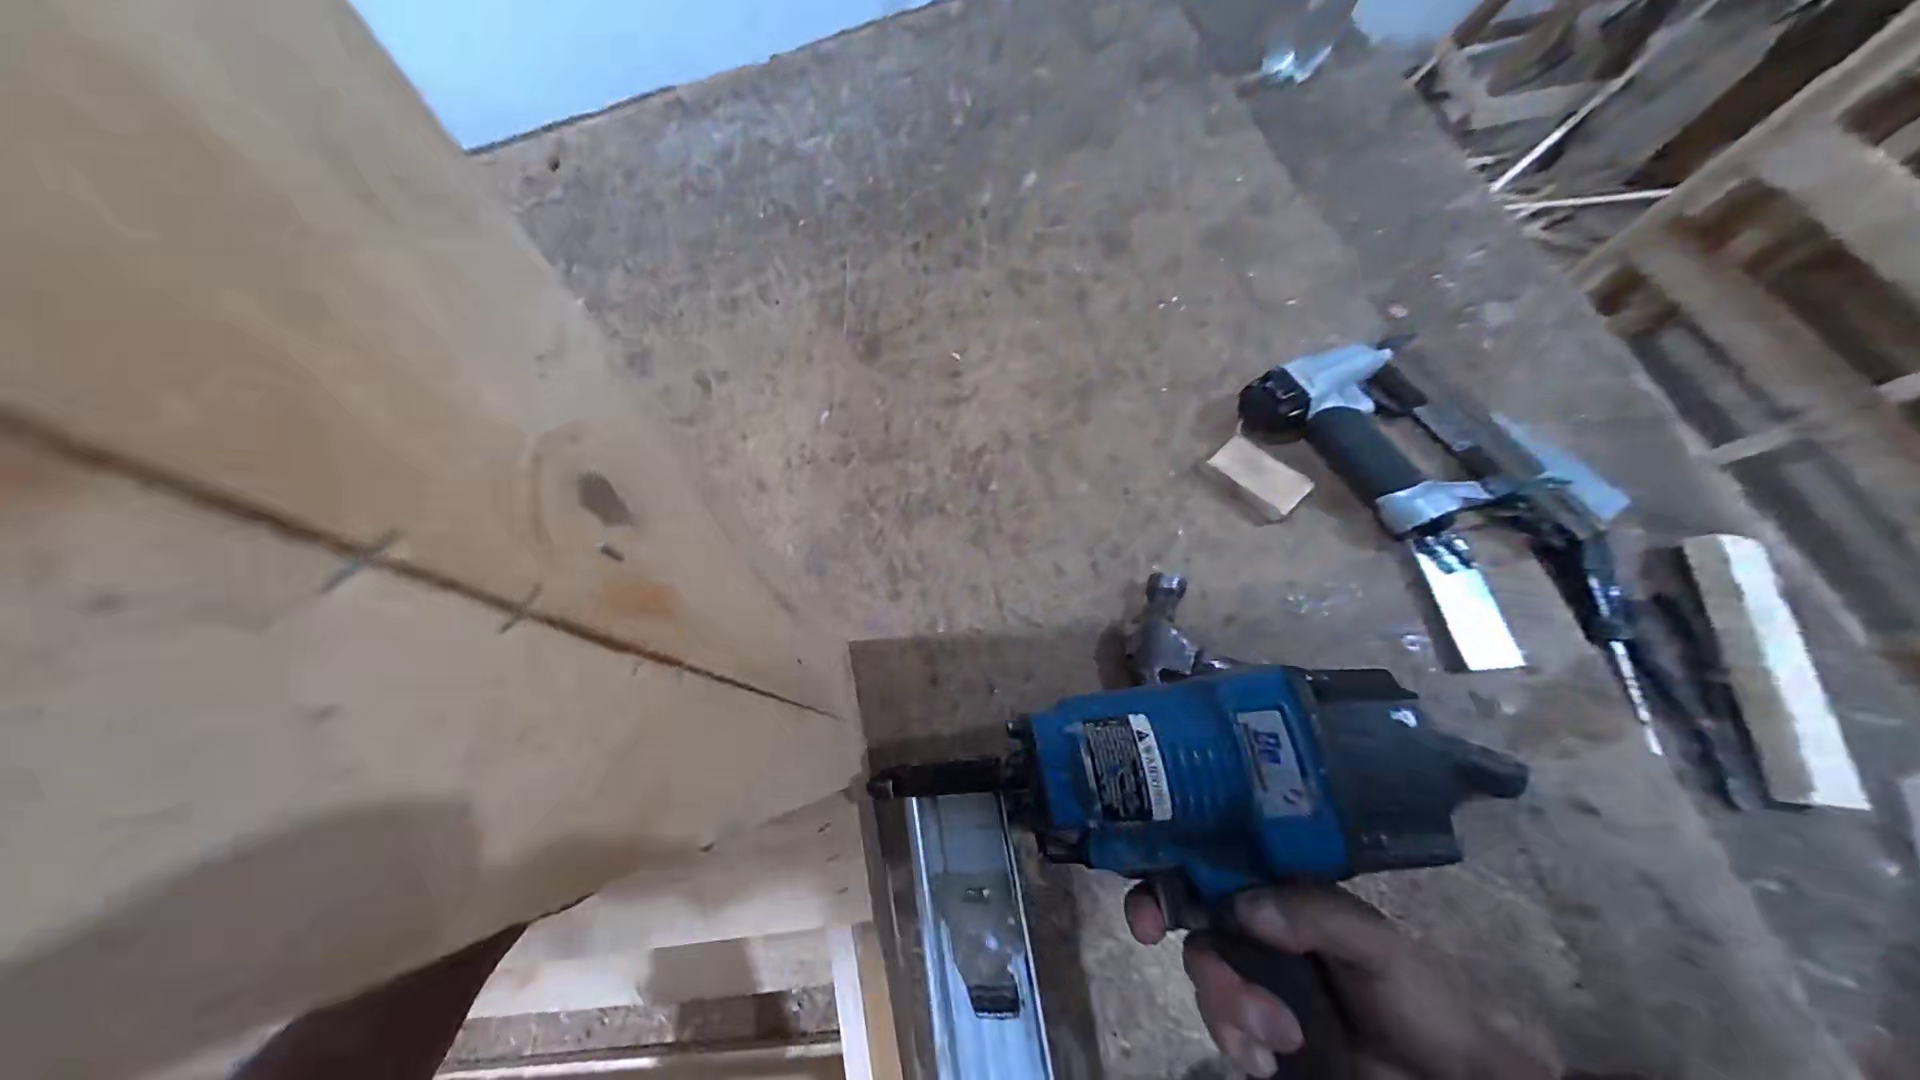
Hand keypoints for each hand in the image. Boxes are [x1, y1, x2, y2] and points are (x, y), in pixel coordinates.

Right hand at [1126, 884, 1553, 1079]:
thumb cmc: (1415, 998)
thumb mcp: (1374, 943)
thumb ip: (1314, 913)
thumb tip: (1241, 907)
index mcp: (1273, 891)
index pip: (1206, 867)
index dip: (1165, 881)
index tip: (1147, 920)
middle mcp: (1251, 926)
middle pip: (1193, 928)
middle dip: (1205, 966)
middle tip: (1225, 997)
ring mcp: (1249, 977)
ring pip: (1203, 978)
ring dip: (1230, 1010)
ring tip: (1283, 1043)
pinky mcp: (1252, 1027)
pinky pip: (1217, 1025)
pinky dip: (1232, 1041)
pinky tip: (1264, 1062)